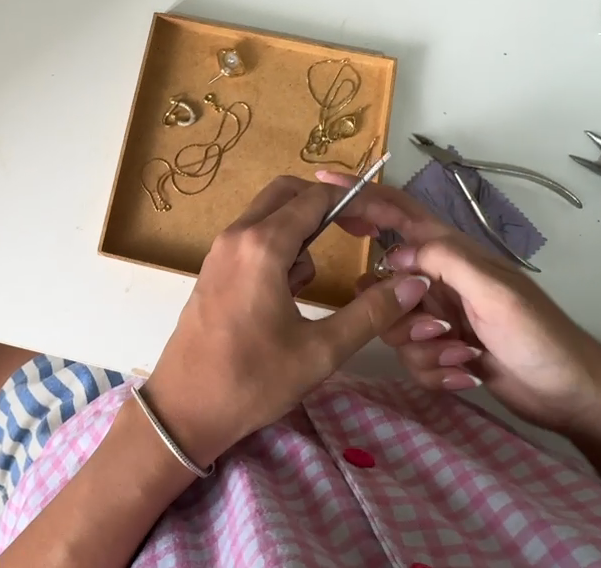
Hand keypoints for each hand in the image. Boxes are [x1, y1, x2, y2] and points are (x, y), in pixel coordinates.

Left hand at [141, 176, 431, 464]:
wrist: (185, 407)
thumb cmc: (252, 380)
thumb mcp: (320, 351)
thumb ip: (370, 313)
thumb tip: (415, 283)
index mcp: (262, 245)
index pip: (316, 198)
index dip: (354, 202)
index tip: (382, 223)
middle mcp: (237, 234)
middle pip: (286, 192)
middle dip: (326, 204)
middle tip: (360, 233)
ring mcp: (220, 249)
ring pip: (268, 213)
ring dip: (300, 230)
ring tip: (312, 286)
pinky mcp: (214, 266)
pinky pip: (253, 235)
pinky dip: (279, 246)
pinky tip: (288, 293)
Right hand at [321, 172, 600, 434]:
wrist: (572, 396)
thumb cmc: (540, 335)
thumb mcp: (494, 291)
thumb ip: (442, 261)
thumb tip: (391, 257)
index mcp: (448, 251)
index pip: (396, 211)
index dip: (360, 194)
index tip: (320, 182)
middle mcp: (435, 279)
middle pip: (380, 281)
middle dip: (394, 309)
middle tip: (429, 322)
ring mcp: (436, 316)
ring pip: (390, 324)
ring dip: (422, 347)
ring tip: (463, 353)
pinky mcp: (440, 350)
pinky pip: (410, 358)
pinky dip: (436, 370)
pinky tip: (469, 373)